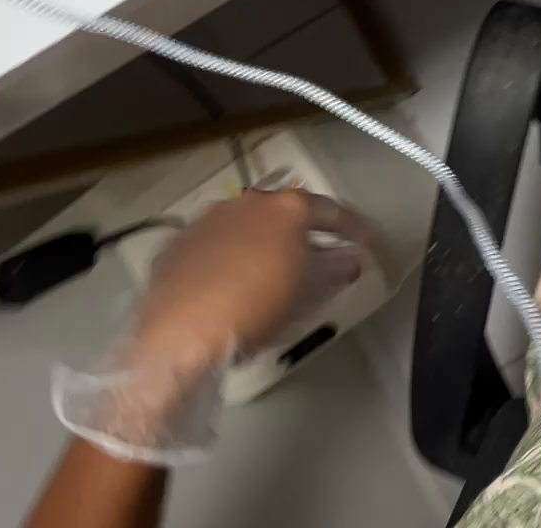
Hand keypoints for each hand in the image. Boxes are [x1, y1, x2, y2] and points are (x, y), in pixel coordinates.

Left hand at [131, 187, 375, 363]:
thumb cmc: (256, 307)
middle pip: (286, 212)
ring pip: (247, 224)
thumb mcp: (308, 292)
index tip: (365, 243)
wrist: (179, 338)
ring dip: (263, 240)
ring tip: (270, 267)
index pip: (332, 210)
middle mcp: (249, 202)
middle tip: (318, 254)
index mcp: (288, 208)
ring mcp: (208, 219)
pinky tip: (229, 279)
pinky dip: (227, 254)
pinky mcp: (176, 244)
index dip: (353, 228)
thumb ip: (337, 268)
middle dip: (304, 231)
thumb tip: (351, 259)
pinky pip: (213, 242)